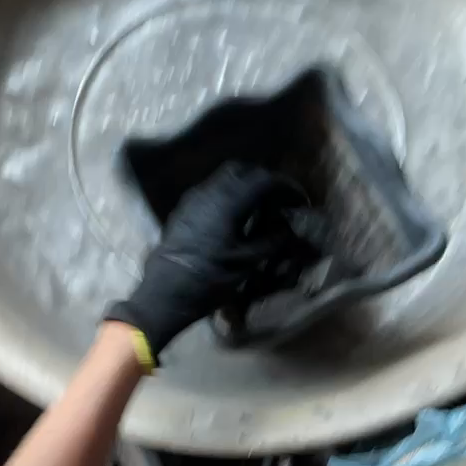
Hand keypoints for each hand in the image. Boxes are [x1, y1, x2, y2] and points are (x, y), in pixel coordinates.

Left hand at [105, 163, 306, 355]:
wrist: (165, 294)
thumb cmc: (209, 280)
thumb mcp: (246, 264)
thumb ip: (270, 241)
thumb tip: (288, 229)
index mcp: (228, 201)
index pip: (263, 180)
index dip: (286, 187)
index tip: (299, 200)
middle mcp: (208, 192)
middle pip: (242, 171)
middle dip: (263, 182)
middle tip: (278, 200)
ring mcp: (191, 200)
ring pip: (223, 181)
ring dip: (243, 188)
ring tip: (258, 209)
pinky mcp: (182, 212)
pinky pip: (209, 193)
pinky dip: (227, 198)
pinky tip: (233, 219)